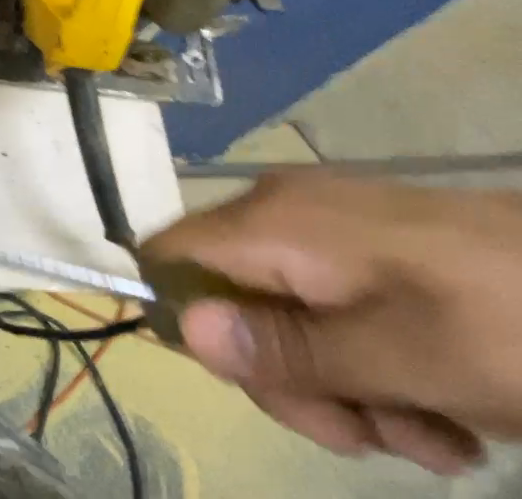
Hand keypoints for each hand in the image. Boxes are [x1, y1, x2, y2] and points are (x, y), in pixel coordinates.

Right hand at [141, 172, 521, 474]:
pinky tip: (445, 410)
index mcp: (270, 224)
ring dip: (348, 391)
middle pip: (228, 301)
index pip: (166, 262)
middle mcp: (282, 215)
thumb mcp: (409, 357)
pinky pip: (336, 309)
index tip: (262, 385)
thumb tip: (179, 332)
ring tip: (434, 436)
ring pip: (288, 317)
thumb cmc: (514, 322)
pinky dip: (380, 368)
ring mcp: (331, 231)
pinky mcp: (375, 251)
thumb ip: (287, 348)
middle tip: (367, 437)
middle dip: (293, 380)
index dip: (190, 327)